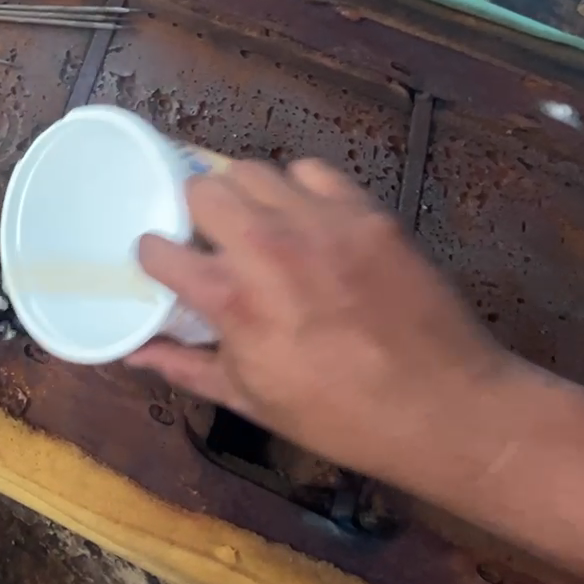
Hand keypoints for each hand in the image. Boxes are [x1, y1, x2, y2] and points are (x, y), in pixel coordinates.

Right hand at [125, 158, 522, 480]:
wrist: (455, 414)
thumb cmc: (339, 415)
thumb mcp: (249, 399)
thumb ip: (182, 365)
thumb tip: (129, 352)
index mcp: (230, 298)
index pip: (156, 248)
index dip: (154, 256)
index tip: (165, 265)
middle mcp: (265, 248)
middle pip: (198, 188)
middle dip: (193, 210)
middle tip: (209, 235)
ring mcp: (318, 224)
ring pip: (249, 169)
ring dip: (242, 193)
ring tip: (255, 220)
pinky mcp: (366, 213)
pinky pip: (311, 171)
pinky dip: (298, 186)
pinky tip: (305, 216)